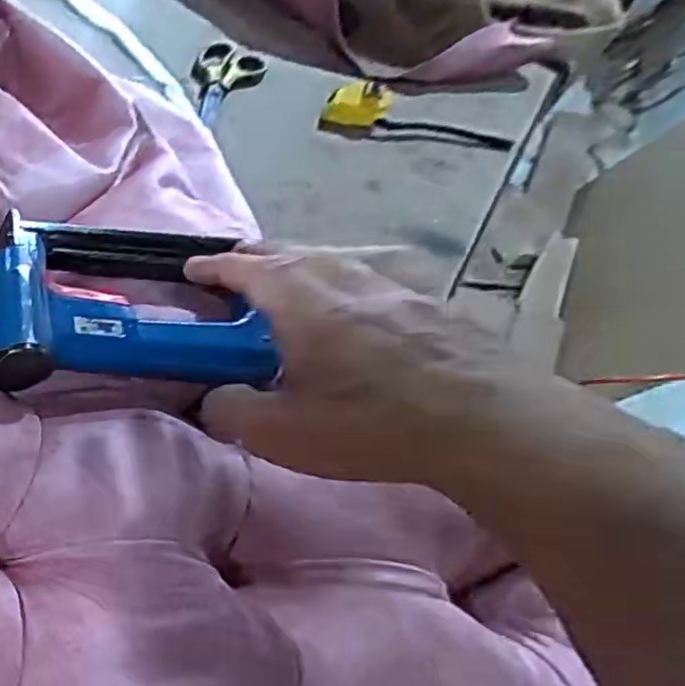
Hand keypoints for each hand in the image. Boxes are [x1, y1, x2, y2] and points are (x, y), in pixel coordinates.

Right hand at [185, 249, 539, 484]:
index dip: (217, 267)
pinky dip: (348, 277)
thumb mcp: (274, 432)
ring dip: (303, 262)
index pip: (253, 271)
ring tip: (286, 281)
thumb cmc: (370, 428)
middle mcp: (356, 286)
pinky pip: (379, 275)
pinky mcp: (438, 307)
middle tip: (233, 269)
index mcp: (309, 309)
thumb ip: (228, 407)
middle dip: (259, 256)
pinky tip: (353, 296)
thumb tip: (214, 395)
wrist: (492, 429)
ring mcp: (404, 291)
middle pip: (300, 253)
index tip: (192, 267)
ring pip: (342, 259)